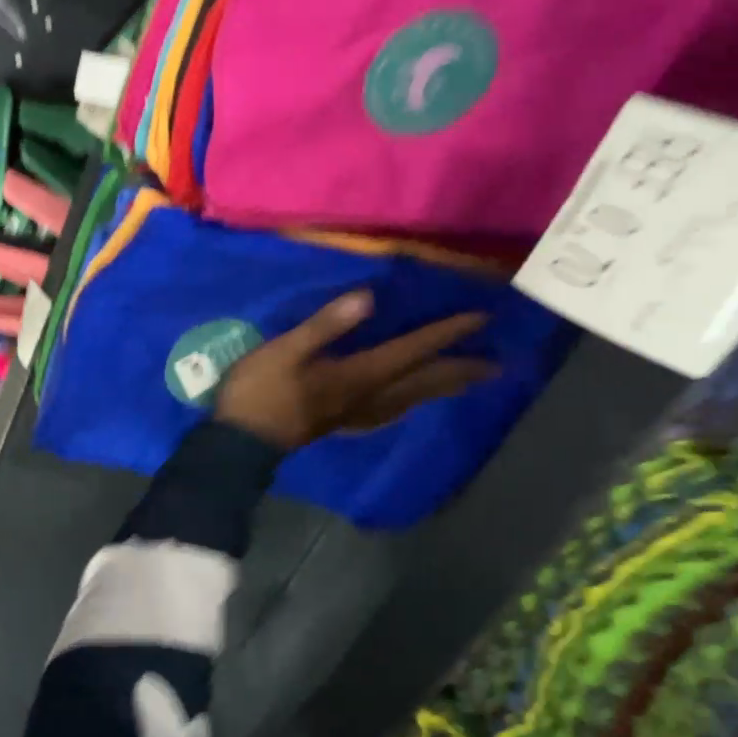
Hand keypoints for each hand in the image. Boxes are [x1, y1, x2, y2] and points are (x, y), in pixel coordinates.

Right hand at [214, 292, 495, 449]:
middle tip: (496, 364)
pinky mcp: (340, 423)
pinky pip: (390, 412)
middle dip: (460, 370)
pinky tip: (403, 405)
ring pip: (411, 399)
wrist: (241, 438)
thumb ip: (326, 325)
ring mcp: (356, 413)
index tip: (480, 319)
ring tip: (463, 382)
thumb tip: (369, 298)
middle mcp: (369, 396)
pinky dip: (408, 405)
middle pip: (423, 381)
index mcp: (359, 375)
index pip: (412, 351)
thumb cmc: (260, 389)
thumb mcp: (286, 350)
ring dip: (442, 389)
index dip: (445, 334)